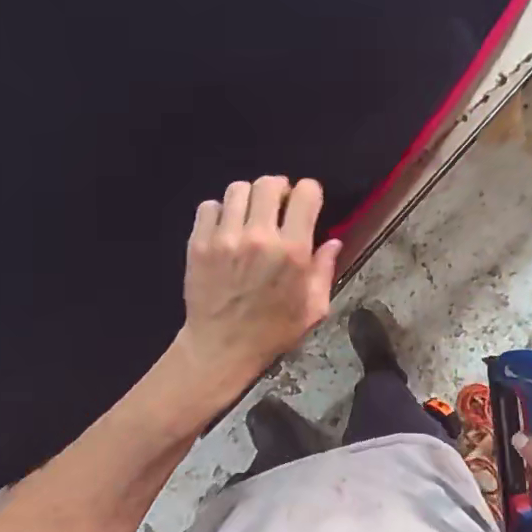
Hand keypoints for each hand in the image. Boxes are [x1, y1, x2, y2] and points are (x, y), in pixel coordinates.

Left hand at [178, 175, 343, 380]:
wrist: (221, 348)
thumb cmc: (272, 331)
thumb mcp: (313, 309)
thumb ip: (324, 271)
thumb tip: (333, 242)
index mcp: (293, 251)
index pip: (306, 192)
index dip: (308, 193)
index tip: (304, 205)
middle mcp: (259, 237)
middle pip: (269, 183)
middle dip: (278, 190)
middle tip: (276, 207)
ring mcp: (225, 238)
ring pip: (237, 189)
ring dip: (247, 199)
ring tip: (248, 217)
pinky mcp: (199, 243)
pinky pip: (208, 206)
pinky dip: (218, 212)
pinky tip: (225, 229)